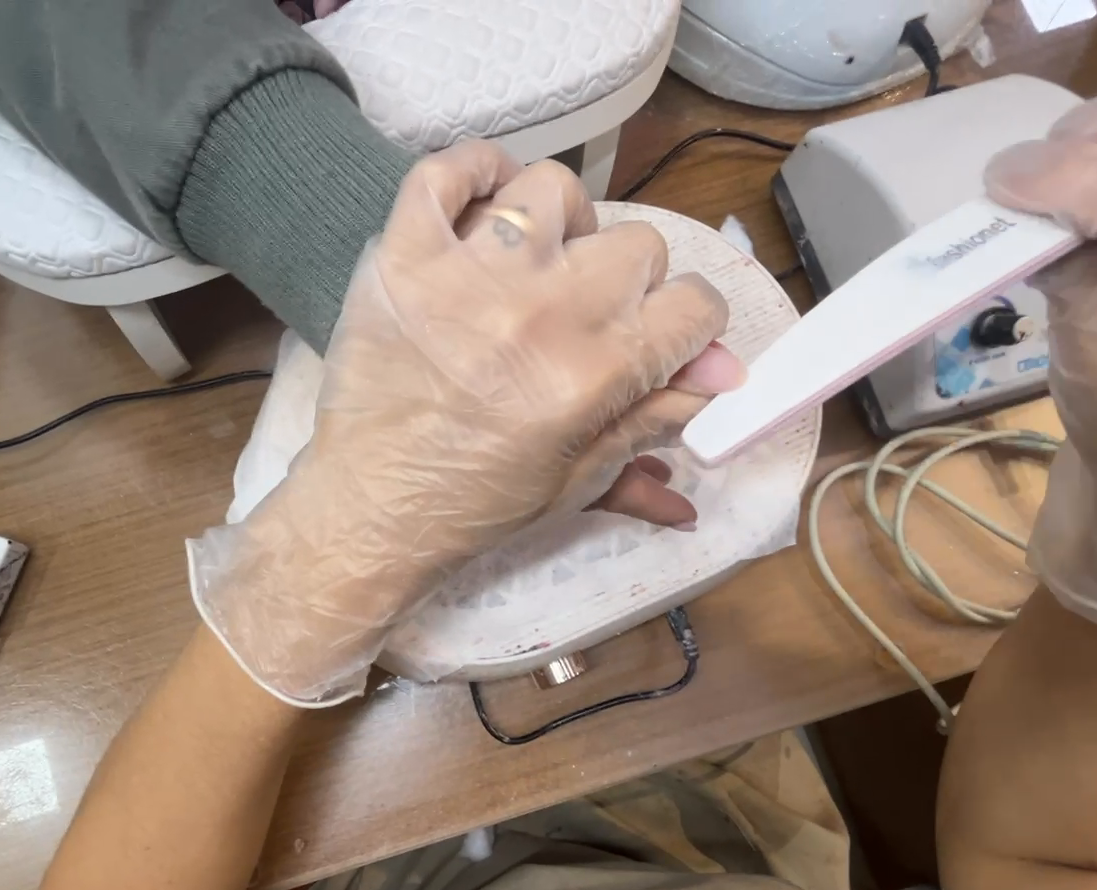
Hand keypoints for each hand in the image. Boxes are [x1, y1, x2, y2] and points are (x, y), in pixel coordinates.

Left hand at [189, 141, 736, 703]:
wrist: (371, 510)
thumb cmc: (475, 506)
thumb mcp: (577, 481)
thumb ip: (655, 420)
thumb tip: (726, 378)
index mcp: (594, 375)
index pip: (692, 308)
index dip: (691, 327)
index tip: (665, 340)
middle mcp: (541, 312)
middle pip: (635, 247)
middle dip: (629, 286)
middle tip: (589, 320)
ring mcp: (467, 276)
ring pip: (553, 190)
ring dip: (561, 225)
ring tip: (538, 266)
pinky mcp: (403, 258)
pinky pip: (444, 172)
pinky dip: (471, 173)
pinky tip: (484, 206)